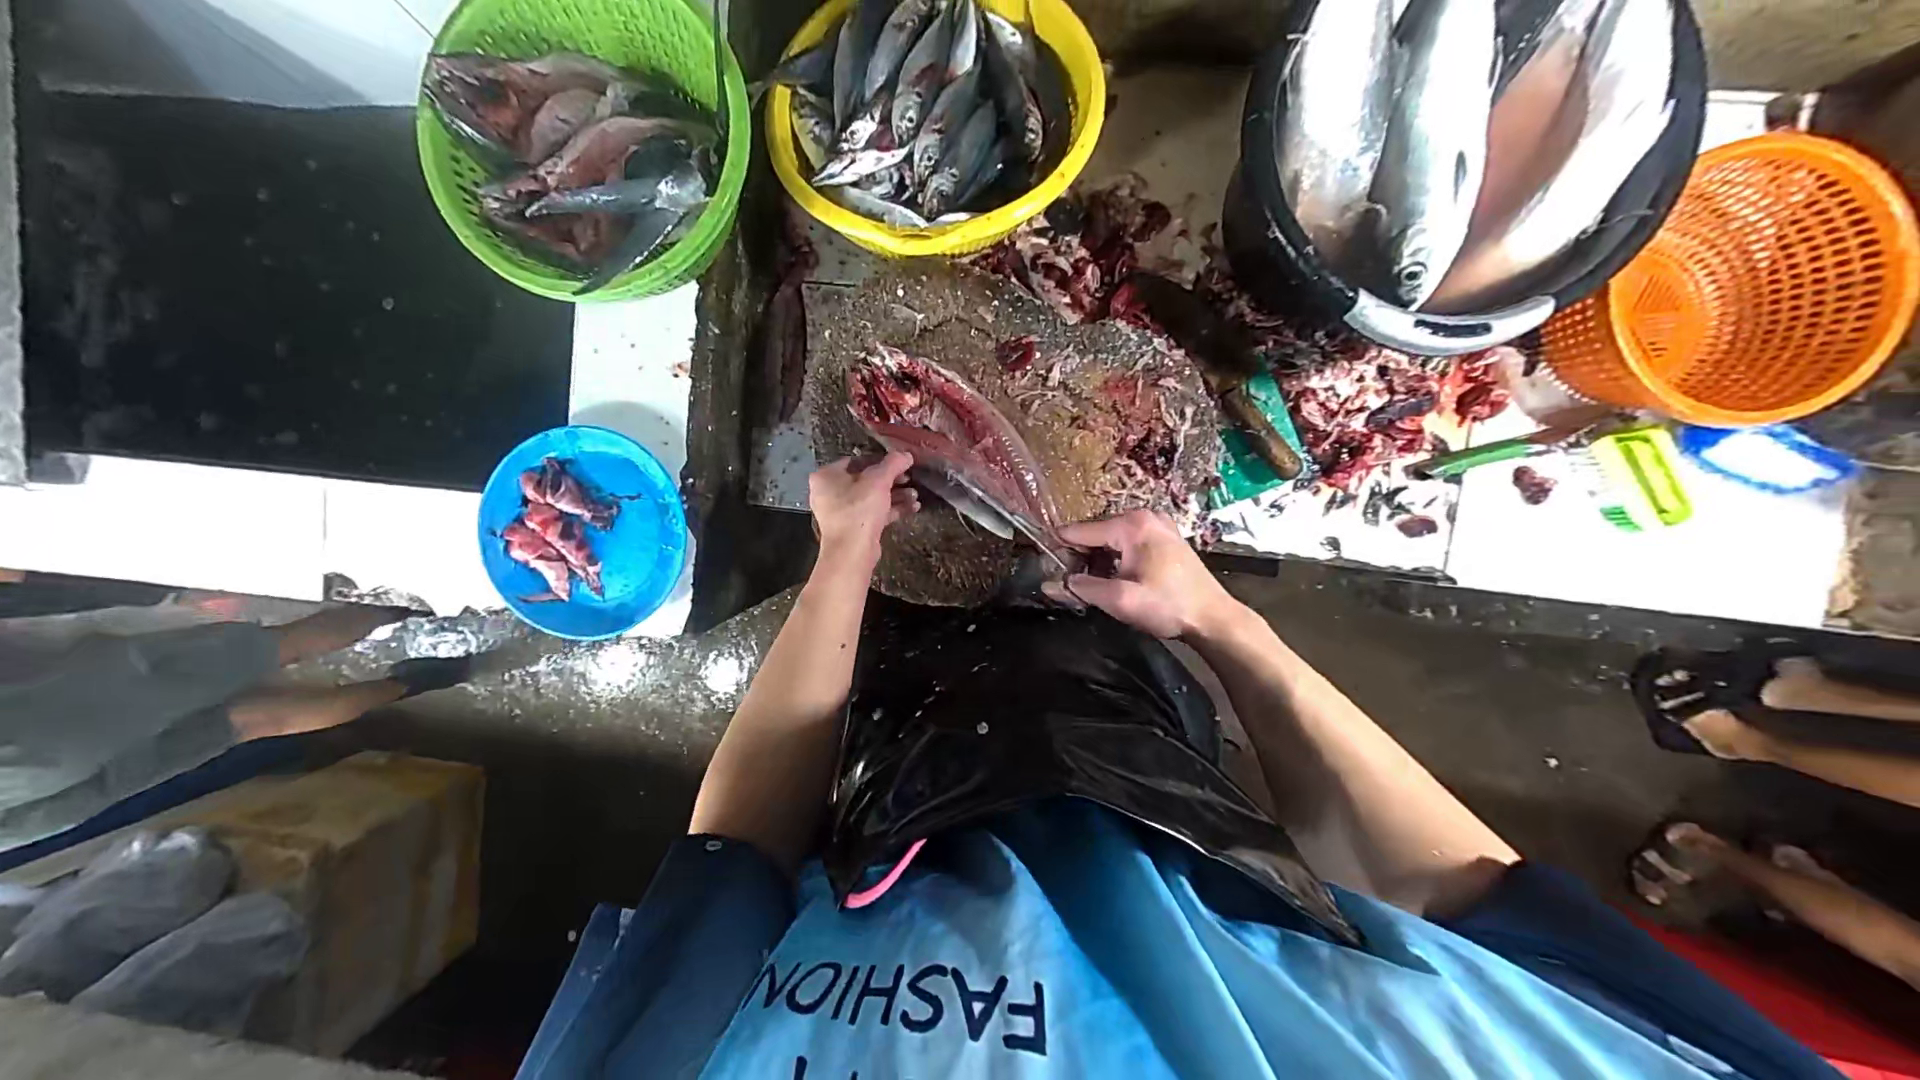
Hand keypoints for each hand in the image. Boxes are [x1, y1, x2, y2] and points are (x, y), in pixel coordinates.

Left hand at [808, 452, 918, 557]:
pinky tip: (912, 507)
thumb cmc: (859, 509)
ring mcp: (841, 512)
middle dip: (891, 480)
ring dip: (895, 495)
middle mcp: (829, 492)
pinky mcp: (853, 528)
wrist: (851, 551)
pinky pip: (874, 513)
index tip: (900, 463)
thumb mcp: (878, 481)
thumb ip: (893, 464)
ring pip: (871, 498)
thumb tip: (906, 454)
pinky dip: (891, 509)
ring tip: (915, 495)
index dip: (880, 460)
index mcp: (827, 476)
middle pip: (865, 480)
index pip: (856, 460)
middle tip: (909, 478)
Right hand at [1045, 510, 1241, 639]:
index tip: (1045, 568)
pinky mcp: (1163, 537)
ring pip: (1109, 539)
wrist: (1213, 618)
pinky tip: (1115, 580)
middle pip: (1094, 533)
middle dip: (1080, 557)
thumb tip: (1049, 583)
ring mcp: (1156, 524)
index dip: (1058, 549)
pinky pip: (1126, 543)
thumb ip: (1081, 588)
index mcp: (1131, 525)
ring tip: (1093, 586)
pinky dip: (1115, 558)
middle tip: (1072, 584)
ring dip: (1097, 560)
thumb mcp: (1120, 600)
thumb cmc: (1169, 606)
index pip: (1079, 530)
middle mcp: (1143, 516)